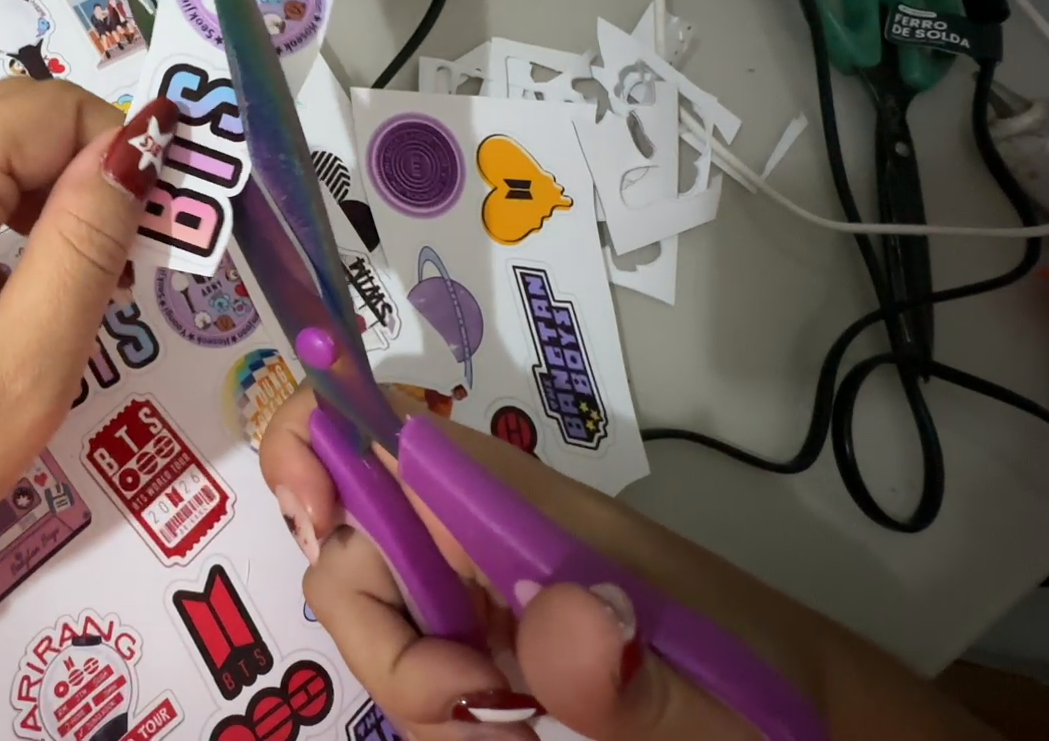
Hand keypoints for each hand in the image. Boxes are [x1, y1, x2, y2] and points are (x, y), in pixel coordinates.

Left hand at [0, 80, 180, 716]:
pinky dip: (2, 217)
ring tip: (83, 278)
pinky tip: (19, 291)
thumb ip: (83, 248)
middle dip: (85, 166)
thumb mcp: (19, 374)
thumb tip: (134, 149)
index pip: (46, 108)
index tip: (154, 232)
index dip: (116, 151)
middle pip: (9, 118)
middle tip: (128, 257)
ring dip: (46, 192)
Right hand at [260, 389, 994, 740]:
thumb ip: (636, 682)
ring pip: (368, 616)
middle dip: (380, 642)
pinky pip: (407, 662)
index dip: (306, 440)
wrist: (822, 735)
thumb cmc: (775, 692)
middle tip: (477, 713)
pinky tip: (502, 735)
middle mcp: (462, 523)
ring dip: (412, 691)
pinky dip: (433, 711)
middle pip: (346, 548)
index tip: (307, 518)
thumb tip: (549, 622)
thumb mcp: (727, 705)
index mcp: (499, 493)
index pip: (368, 419)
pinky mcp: (474, 637)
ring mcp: (464, 584)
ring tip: (510, 738)